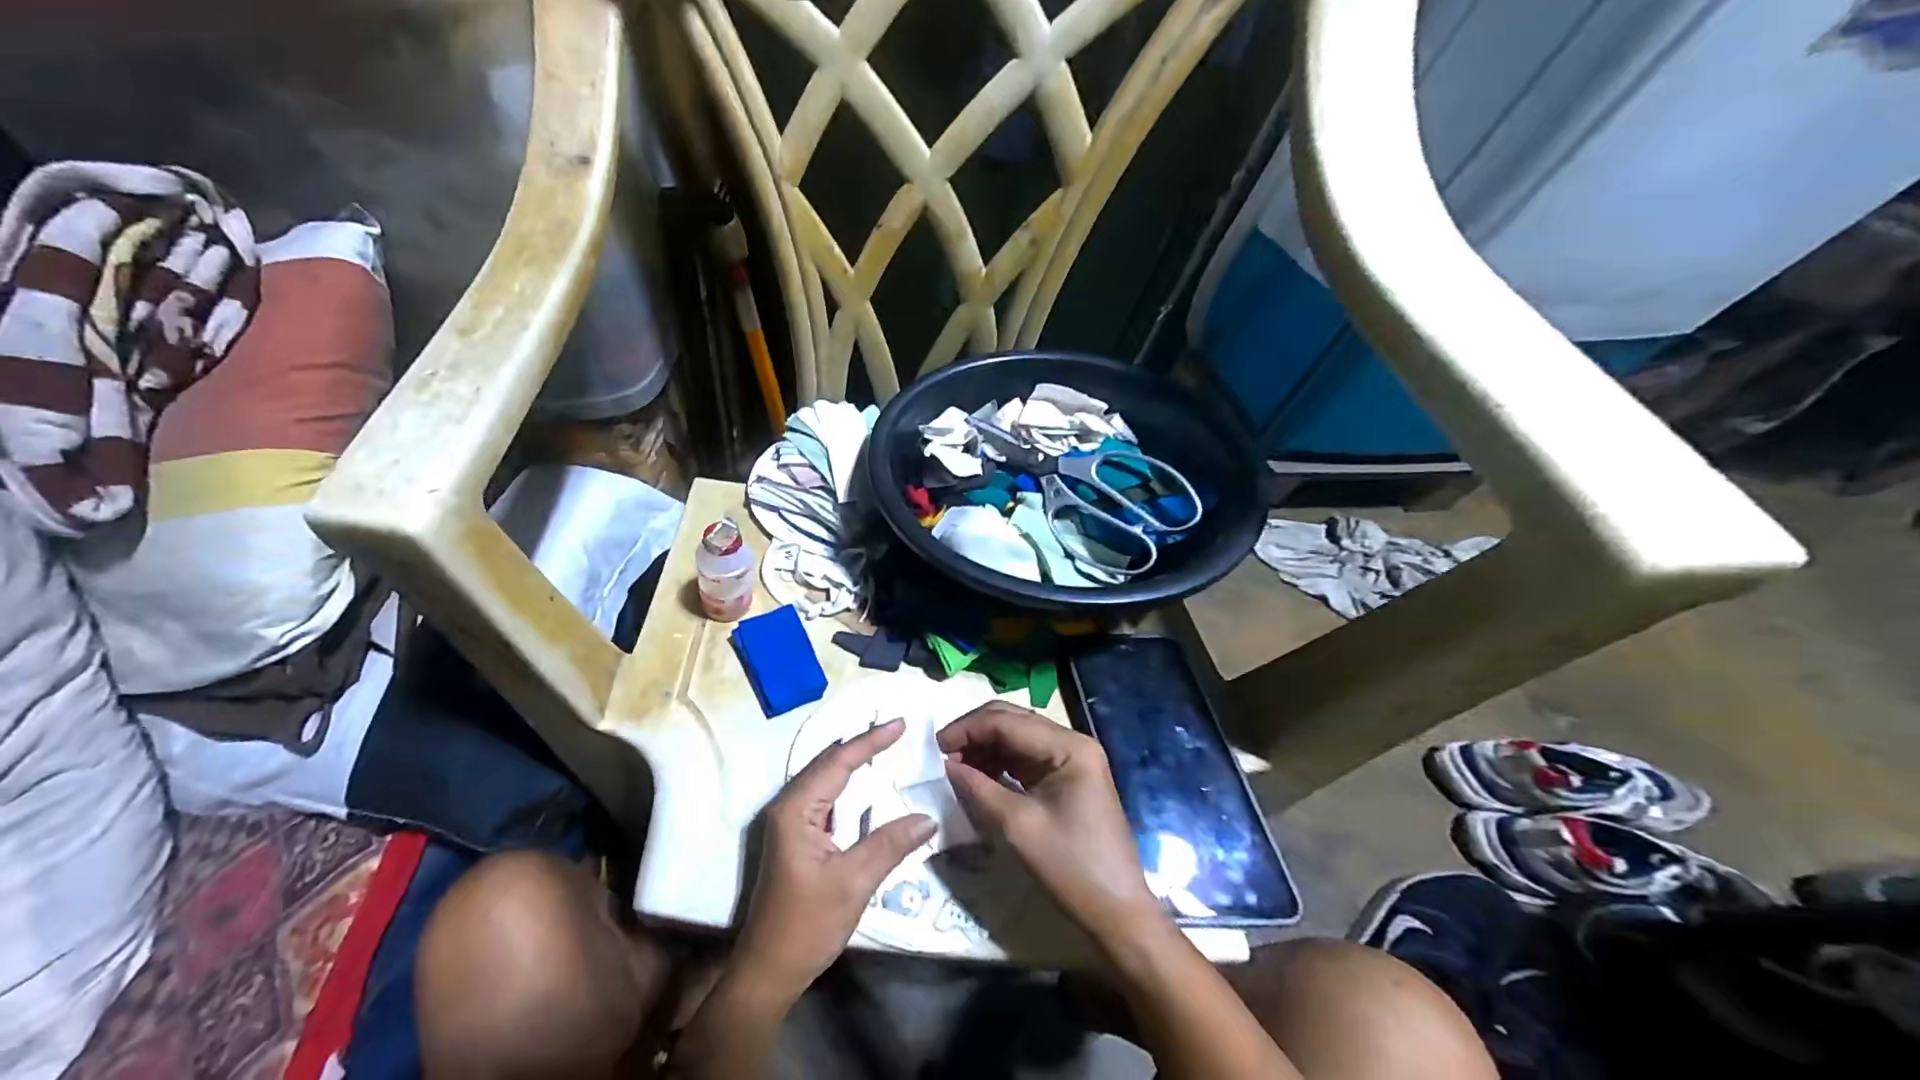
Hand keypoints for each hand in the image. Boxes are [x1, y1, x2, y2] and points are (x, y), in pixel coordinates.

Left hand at [734, 718, 934, 1002]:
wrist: (769, 971)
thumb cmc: (807, 925)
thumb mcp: (854, 883)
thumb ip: (890, 844)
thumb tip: (928, 817)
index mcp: (796, 810)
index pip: (838, 763)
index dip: (870, 742)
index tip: (900, 724)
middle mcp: (788, 807)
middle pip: (828, 764)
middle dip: (862, 746)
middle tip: (896, 731)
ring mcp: (789, 823)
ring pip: (825, 780)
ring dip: (854, 764)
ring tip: (887, 750)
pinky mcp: (796, 838)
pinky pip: (826, 800)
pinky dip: (849, 788)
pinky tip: (870, 789)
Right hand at [939, 702, 1163, 944]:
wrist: (1117, 911)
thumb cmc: (1071, 867)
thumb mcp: (1018, 826)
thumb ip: (979, 788)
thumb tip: (946, 765)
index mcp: (1068, 747)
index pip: (1007, 721)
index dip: (967, 729)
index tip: (933, 747)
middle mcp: (1072, 743)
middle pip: (1013, 722)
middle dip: (974, 733)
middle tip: (941, 755)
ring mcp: (1071, 760)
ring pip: (1017, 738)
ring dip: (984, 747)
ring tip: (953, 767)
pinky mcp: (1066, 778)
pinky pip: (1025, 758)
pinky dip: (999, 763)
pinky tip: (976, 775)